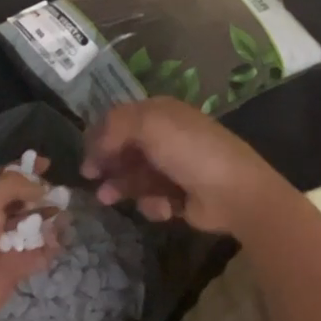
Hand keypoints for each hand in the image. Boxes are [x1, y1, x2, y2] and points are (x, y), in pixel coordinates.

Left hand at [0, 160, 59, 320]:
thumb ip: (13, 185)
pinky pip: (40, 253)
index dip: (26, 169)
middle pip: (24, 202)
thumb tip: (40, 185)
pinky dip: (52, 246)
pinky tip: (60, 240)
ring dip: (51, 220)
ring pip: (35, 226)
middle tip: (63, 195)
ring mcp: (7, 244)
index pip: (6, 178)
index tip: (48, 163)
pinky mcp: (18, 268)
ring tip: (65, 216)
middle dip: (43, 196)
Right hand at [82, 97, 293, 234]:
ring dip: (121, 186)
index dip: (100, 135)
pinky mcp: (179, 196)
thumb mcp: (149, 125)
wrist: (234, 192)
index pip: (121, 119)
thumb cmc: (189, 150)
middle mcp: (166, 138)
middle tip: (90, 177)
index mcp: (160, 113)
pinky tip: (163, 207)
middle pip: (125, 150)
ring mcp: (173, 168)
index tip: (86, 154)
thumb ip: (115, 127)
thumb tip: (96, 145)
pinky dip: (153, 203)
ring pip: (135, 176)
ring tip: (107, 199)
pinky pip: (153, 198)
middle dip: (107, 163)